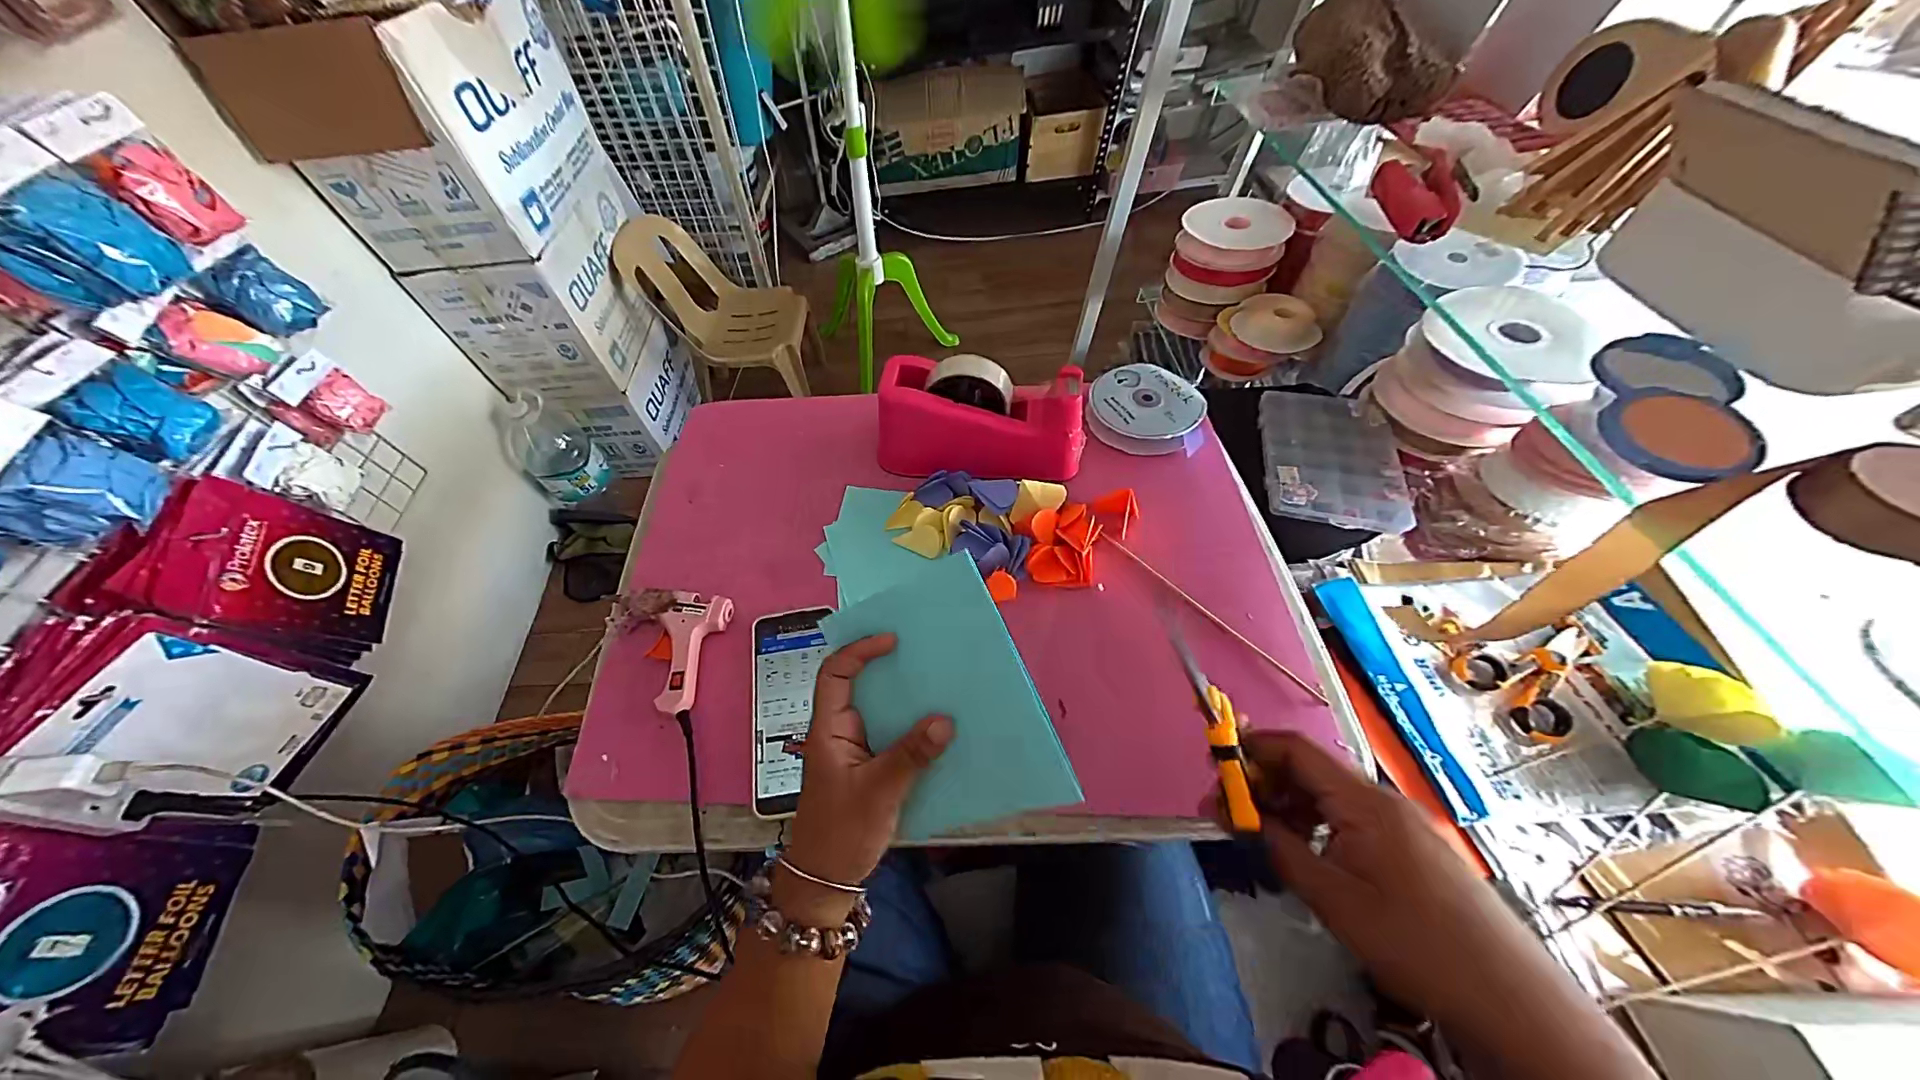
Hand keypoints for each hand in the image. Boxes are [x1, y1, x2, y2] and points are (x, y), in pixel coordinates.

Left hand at [781, 634, 951, 918]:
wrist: (826, 880)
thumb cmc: (840, 833)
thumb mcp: (878, 792)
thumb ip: (911, 756)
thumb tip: (944, 722)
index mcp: (828, 730)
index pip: (835, 674)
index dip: (859, 651)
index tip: (891, 641)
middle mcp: (839, 732)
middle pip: (858, 686)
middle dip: (887, 668)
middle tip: (921, 656)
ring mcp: (853, 750)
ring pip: (877, 712)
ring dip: (903, 699)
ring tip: (935, 685)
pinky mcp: (868, 767)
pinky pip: (890, 735)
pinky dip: (910, 727)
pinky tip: (935, 727)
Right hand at [1223, 734, 1652, 1078]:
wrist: (1509, 997)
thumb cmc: (1411, 941)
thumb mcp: (1330, 897)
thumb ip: (1277, 846)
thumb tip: (1232, 814)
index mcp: (1363, 801)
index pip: (1295, 748)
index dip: (1251, 748)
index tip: (1216, 765)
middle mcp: (1383, 799)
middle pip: (1311, 769)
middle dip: (1264, 782)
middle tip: (1230, 811)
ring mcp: (1401, 821)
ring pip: (1330, 795)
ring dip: (1289, 806)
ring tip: (1262, 836)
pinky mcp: (1412, 846)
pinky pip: (1351, 817)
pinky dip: (1318, 825)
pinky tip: (1305, 853)